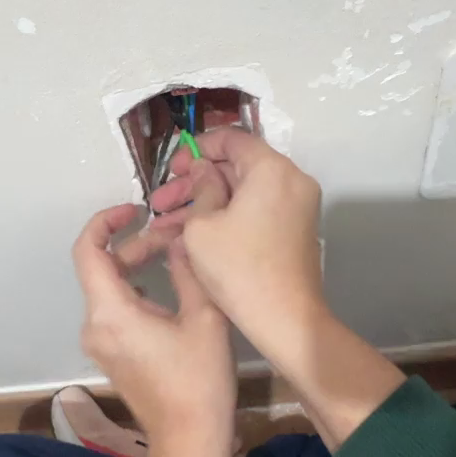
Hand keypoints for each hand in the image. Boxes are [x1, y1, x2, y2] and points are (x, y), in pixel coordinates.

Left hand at [71, 204, 235, 450]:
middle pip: (101, 268)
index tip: (134, 210)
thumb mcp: (203, 317)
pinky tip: (168, 289)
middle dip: (136, 245)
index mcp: (110, 312)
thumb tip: (178, 241)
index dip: (105, 222)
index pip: (87, 250)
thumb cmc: (200, 380)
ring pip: (109, 289)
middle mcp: (95, 325)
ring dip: (137, 268)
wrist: (189, 439)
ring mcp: (100, 343)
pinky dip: (136, 291)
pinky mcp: (112, 355)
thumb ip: (186, 270)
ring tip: (177, 257)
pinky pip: (115, 310)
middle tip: (176, 238)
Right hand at [147, 129, 325, 361]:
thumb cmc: (238, 268)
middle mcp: (291, 180)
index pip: (232, 138)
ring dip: (204, 205)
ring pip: (242, 194)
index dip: (197, 148)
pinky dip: (225, 218)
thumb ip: (201, 188)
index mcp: (271, 169)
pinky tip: (189, 236)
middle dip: (194, 183)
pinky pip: (254, 212)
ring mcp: (296, 207)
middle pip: (236, 168)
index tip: (172, 167)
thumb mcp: (202, 226)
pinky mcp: (294, 231)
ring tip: (163, 225)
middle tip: (159, 202)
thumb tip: (205, 172)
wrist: (285, 318)